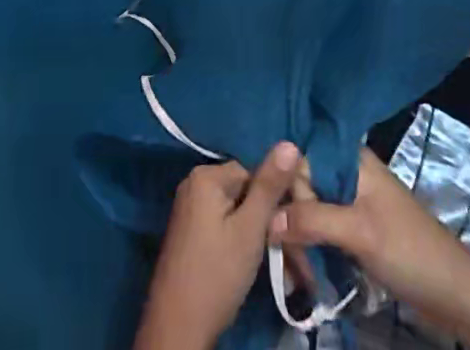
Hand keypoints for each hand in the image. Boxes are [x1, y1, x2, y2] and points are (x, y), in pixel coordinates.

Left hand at [135, 143, 300, 349]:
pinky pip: (224, 225)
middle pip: (245, 192)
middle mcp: (194, 185)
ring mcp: (190, 210)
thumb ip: (269, 185)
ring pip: (238, 212)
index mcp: (205, 177)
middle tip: (289, 252)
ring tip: (278, 263)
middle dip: (268, 219)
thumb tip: (290, 142)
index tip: (291, 226)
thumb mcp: (250, 228)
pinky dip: (242, 241)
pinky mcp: (190, 233)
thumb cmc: (217, 273)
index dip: (275, 199)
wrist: (178, 328)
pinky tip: (253, 262)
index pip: (254, 173)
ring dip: (258, 234)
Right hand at [270, 149, 469, 349]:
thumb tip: (265, 218)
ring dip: (296, 235)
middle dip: (287, 214)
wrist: (454, 294)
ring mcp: (351, 201)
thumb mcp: (359, 233)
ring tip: (292, 267)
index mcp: (352, 159)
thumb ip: (312, 220)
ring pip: (308, 207)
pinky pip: (319, 227)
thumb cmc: (410, 251)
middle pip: (301, 183)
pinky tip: (299, 265)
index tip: (260, 202)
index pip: (301, 153)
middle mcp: (348, 172)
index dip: (281, 177)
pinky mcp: (353, 227)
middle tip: (279, 250)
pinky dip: (307, 244)